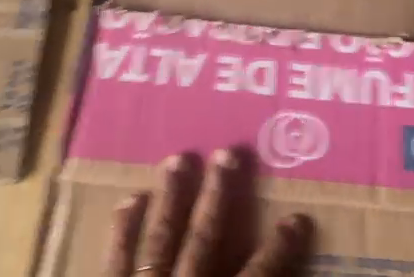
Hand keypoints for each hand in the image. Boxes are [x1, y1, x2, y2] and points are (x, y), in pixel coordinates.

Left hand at [104, 149, 310, 276]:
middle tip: (229, 151)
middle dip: (218, 195)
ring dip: (172, 197)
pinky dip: (123, 230)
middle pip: (205, 240)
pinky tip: (130, 200)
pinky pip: (114, 261)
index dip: (280, 249)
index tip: (299, 218)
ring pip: (160, 239)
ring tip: (179, 158)